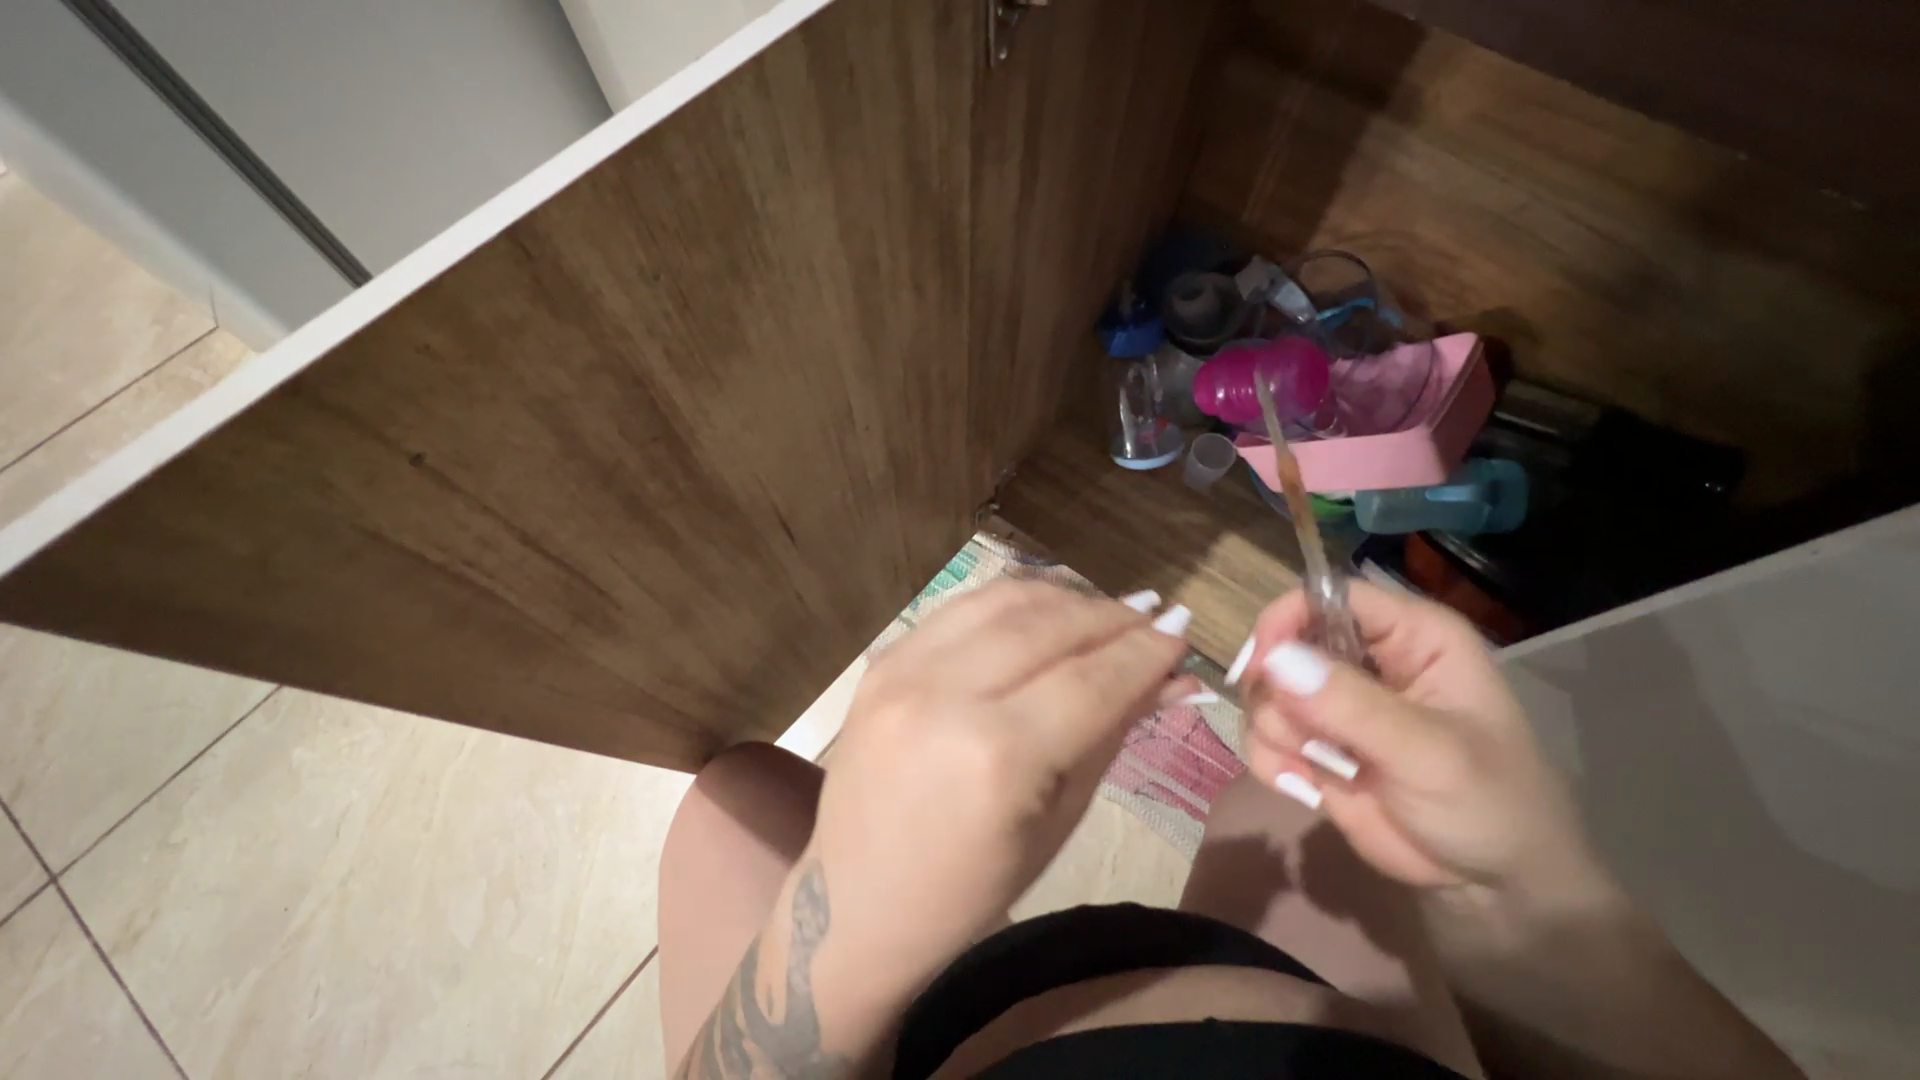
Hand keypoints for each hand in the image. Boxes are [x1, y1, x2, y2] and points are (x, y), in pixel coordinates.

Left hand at [804, 581, 1193, 990]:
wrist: (858, 903)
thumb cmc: (971, 889)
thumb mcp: (1059, 819)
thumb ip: (1112, 733)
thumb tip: (1173, 677)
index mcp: (996, 758)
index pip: (1091, 680)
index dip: (1145, 652)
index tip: (1182, 635)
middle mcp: (945, 697)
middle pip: (1049, 627)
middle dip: (1111, 617)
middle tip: (1152, 619)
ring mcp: (902, 672)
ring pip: (1003, 601)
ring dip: (1064, 599)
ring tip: (1103, 614)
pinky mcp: (880, 662)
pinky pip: (960, 609)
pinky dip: (1011, 603)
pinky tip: (1044, 612)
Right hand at [1240, 582, 1597, 897]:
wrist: (1494, 885)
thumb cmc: (1489, 803)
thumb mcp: (1430, 753)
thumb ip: (1353, 706)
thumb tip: (1275, 660)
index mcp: (1410, 636)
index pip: (1330, 597)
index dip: (1287, 619)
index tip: (1260, 664)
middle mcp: (1365, 659)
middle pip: (1282, 645)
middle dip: (1280, 694)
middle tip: (1309, 739)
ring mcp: (1333, 705)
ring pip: (1265, 694)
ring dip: (1278, 735)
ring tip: (1321, 771)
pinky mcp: (1314, 747)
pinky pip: (1262, 737)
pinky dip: (1273, 763)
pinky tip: (1309, 790)